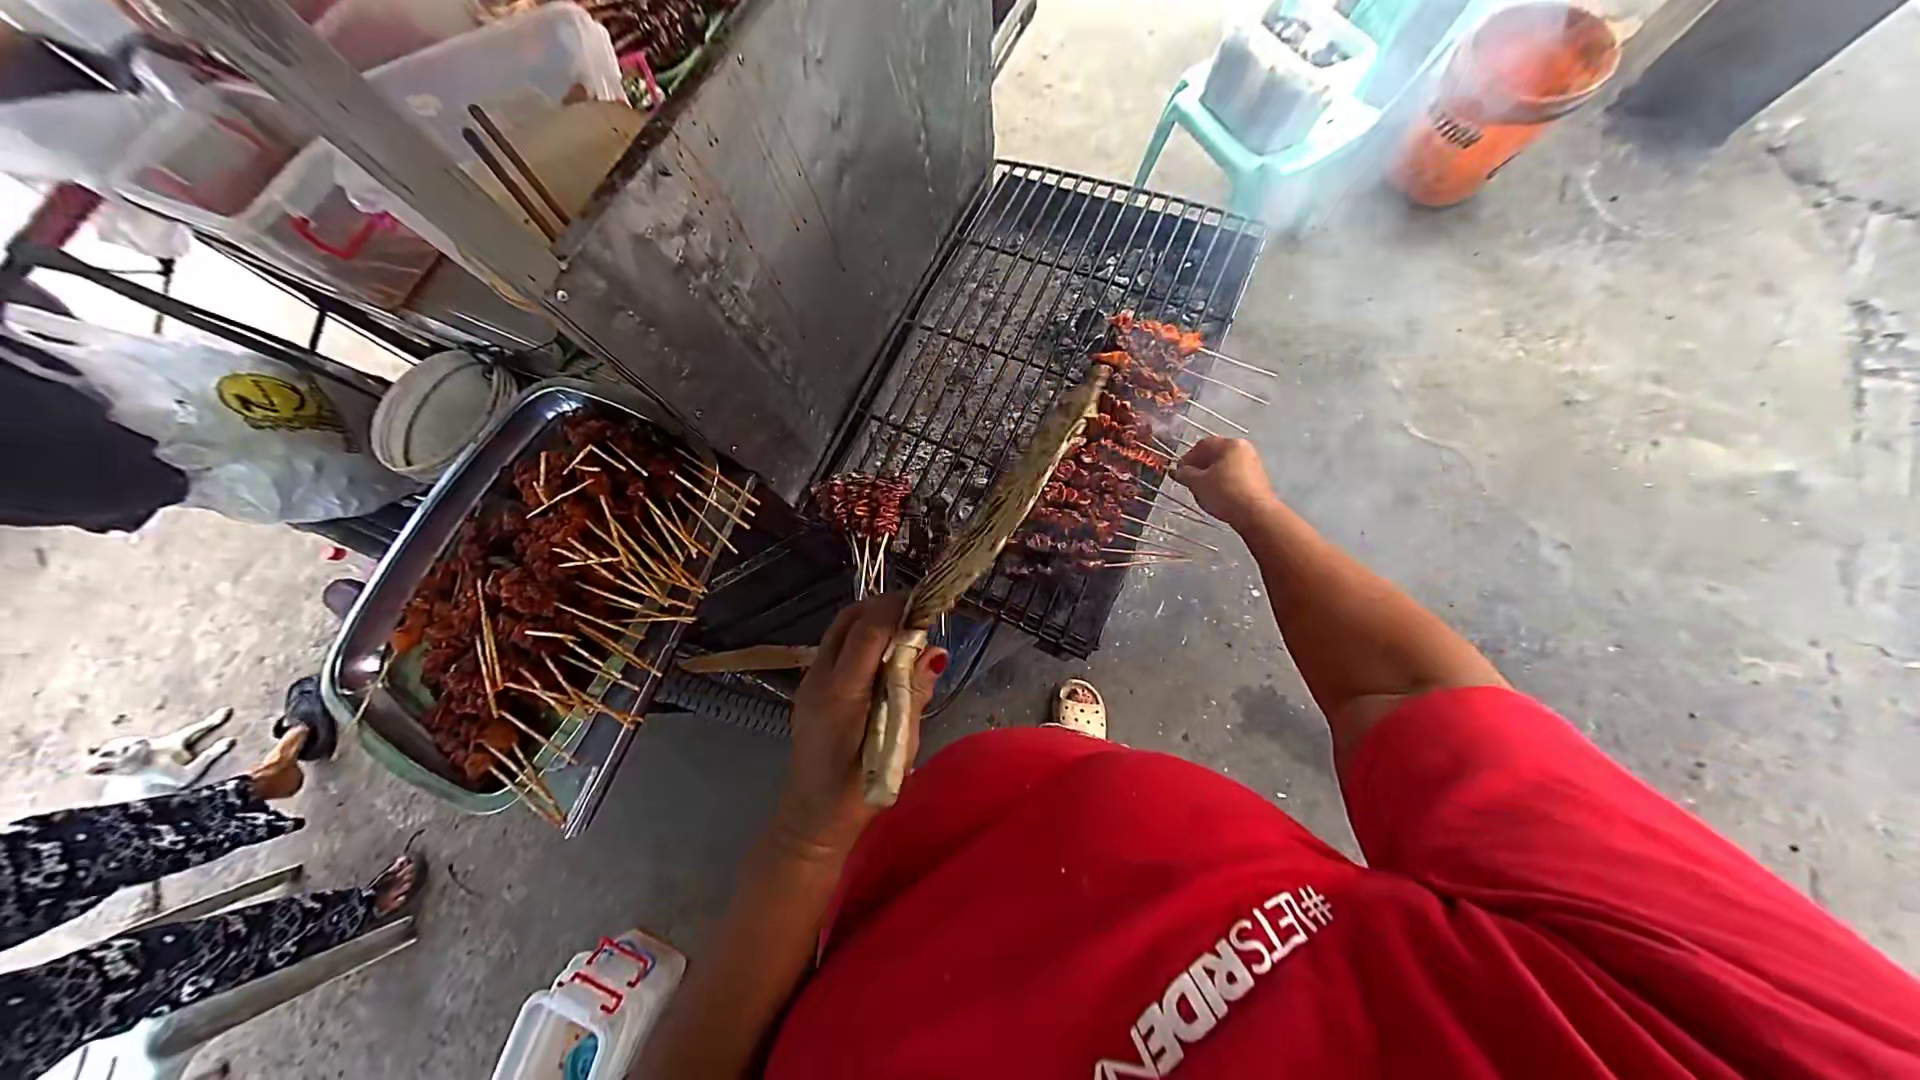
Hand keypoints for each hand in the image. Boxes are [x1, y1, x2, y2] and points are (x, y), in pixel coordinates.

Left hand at [775, 594, 946, 858]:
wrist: (810, 821)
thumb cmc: (858, 793)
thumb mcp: (898, 748)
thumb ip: (912, 696)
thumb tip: (933, 653)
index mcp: (840, 693)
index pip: (866, 631)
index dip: (895, 610)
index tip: (924, 603)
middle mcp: (819, 678)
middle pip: (847, 619)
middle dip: (882, 607)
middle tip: (917, 615)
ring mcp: (810, 682)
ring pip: (839, 631)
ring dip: (871, 621)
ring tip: (905, 633)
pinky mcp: (811, 689)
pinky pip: (836, 648)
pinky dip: (862, 639)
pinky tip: (884, 658)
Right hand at [1173, 437, 1278, 527]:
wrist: (1254, 513)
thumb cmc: (1225, 493)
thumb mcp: (1197, 483)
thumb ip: (1184, 474)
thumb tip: (1178, 472)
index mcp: (1230, 444)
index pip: (1202, 445)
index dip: (1187, 458)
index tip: (1179, 471)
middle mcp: (1244, 449)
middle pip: (1215, 454)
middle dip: (1199, 466)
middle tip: (1188, 480)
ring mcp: (1253, 463)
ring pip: (1225, 465)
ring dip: (1211, 475)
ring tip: (1201, 489)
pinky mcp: (1257, 478)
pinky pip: (1234, 475)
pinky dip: (1223, 481)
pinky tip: (1216, 494)